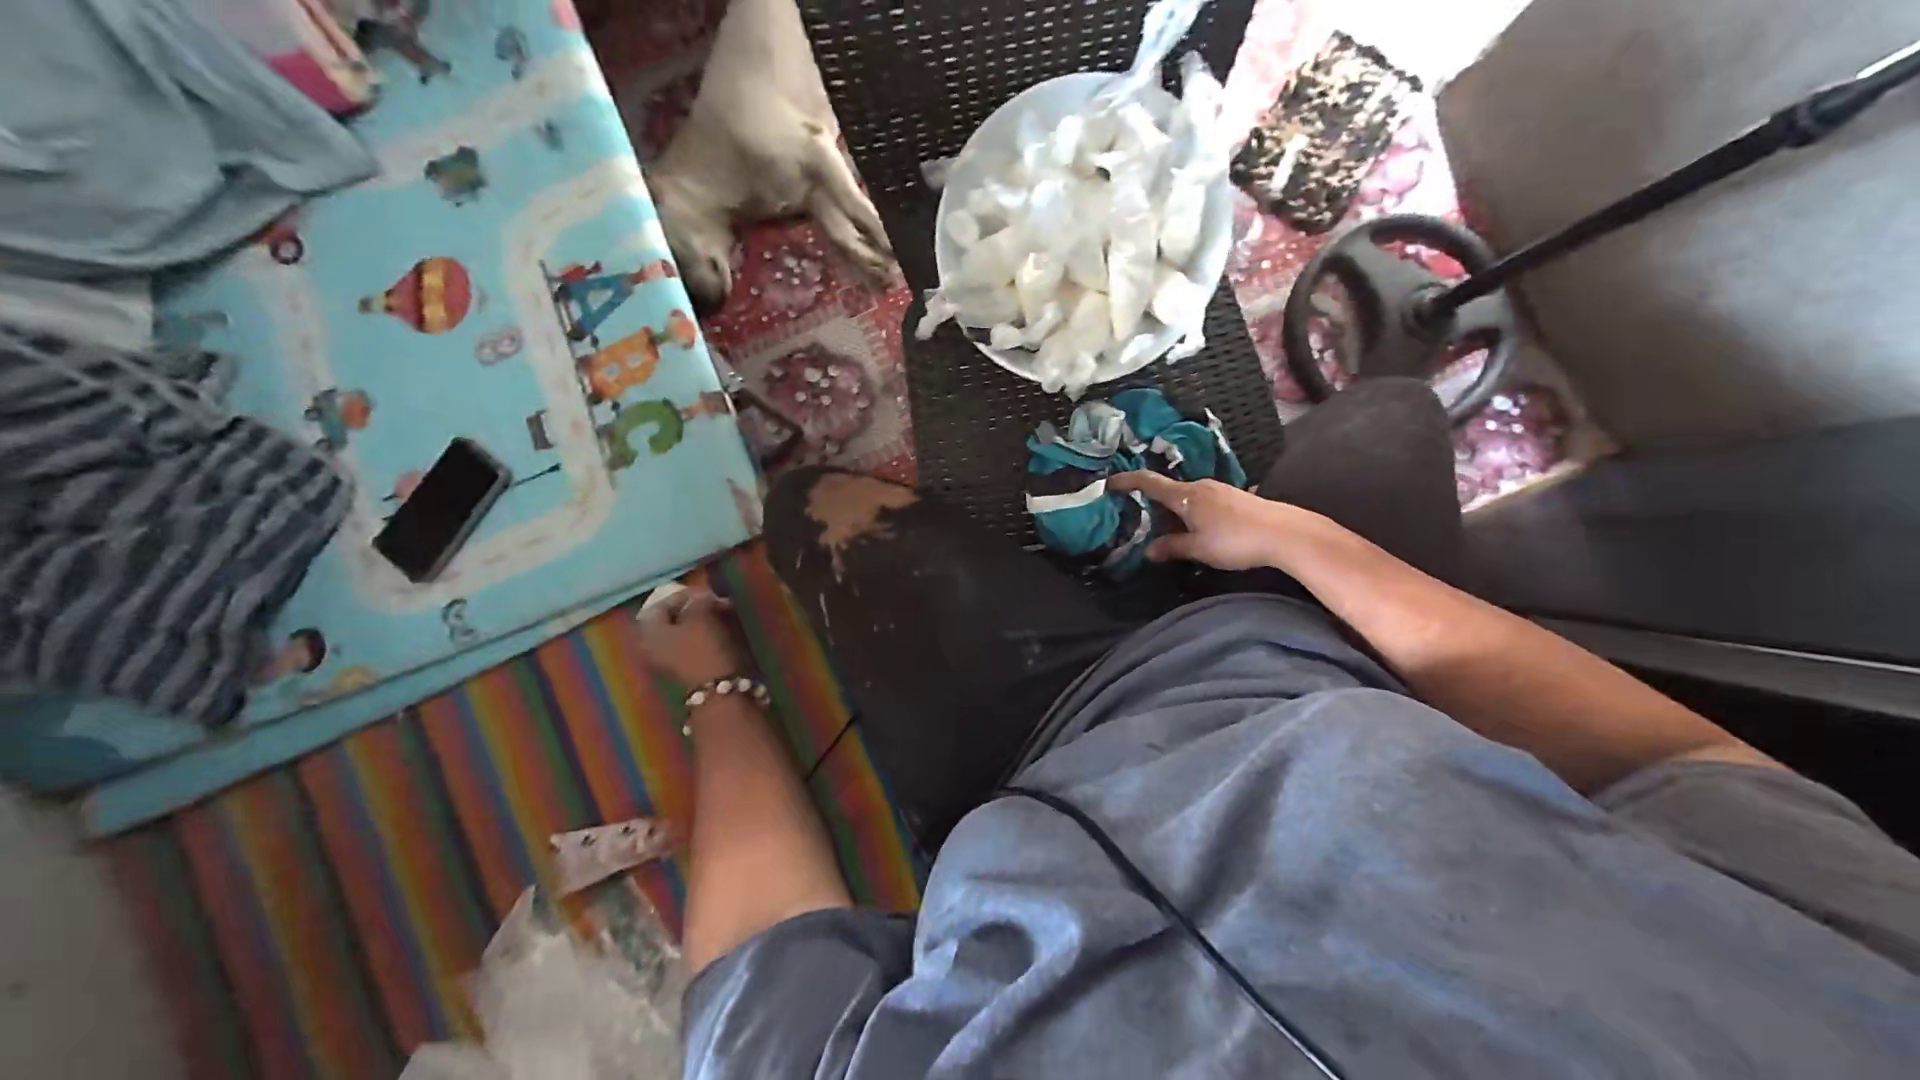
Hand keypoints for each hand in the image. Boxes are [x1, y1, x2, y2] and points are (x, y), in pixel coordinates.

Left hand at [636, 586, 745, 685]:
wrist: (718, 691)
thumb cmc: (704, 649)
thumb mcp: (701, 616)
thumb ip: (698, 599)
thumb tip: (701, 595)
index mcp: (648, 632)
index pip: (661, 603)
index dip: (683, 594)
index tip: (706, 591)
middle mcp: (651, 646)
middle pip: (671, 618)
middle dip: (693, 608)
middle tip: (714, 602)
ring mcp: (666, 661)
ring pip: (682, 632)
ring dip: (701, 620)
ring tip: (722, 614)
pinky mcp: (683, 670)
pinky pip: (690, 645)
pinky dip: (703, 635)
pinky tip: (719, 631)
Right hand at [1108, 472, 1310, 570]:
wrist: (1286, 534)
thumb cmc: (1236, 540)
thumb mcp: (1198, 549)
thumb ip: (1171, 548)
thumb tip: (1148, 551)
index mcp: (1185, 495)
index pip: (1148, 482)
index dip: (1126, 481)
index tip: (1108, 483)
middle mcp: (1200, 486)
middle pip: (1168, 491)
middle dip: (1152, 506)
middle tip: (1140, 523)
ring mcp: (1219, 490)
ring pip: (1186, 498)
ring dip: (1174, 513)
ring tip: (1169, 533)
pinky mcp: (1234, 498)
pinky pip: (1202, 502)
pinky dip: (1191, 514)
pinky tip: (1197, 532)